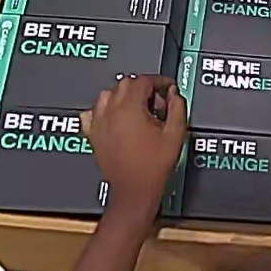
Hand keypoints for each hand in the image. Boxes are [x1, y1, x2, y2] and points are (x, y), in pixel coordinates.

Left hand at [81, 75, 186, 214]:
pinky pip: (93, 112)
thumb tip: (174, 93)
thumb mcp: (175, 133)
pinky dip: (105, 110)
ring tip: (139, 110)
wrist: (135, 190)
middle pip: (125, 83)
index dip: (160, 81)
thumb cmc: (153, 165)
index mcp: (129, 109)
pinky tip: (118, 118)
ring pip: (108, 94)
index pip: (143, 81)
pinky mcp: (93, 134)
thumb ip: (177, 107)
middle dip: (144, 88)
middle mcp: (110, 112)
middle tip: (158, 103)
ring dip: (124, 96)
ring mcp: (98, 123)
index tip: (168, 88)